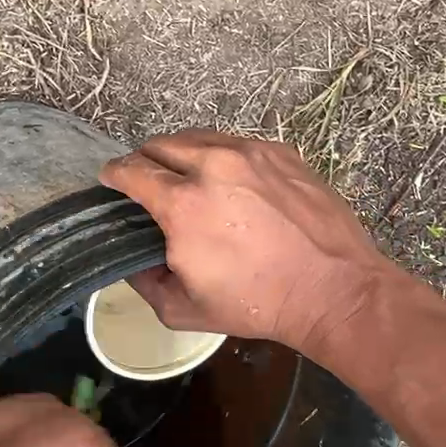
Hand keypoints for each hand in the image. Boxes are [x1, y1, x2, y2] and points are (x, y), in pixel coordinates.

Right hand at [99, 129, 416, 361]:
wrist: (335, 291)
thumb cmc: (257, 304)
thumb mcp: (183, 309)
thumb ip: (143, 282)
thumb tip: (130, 261)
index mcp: (182, 204)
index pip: (130, 170)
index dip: (113, 175)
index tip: (111, 180)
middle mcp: (211, 166)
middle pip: (158, 145)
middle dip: (144, 160)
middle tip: (147, 181)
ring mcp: (249, 154)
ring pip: (196, 137)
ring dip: (180, 153)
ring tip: (185, 175)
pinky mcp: (280, 152)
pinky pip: (234, 142)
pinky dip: (219, 156)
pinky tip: (228, 181)